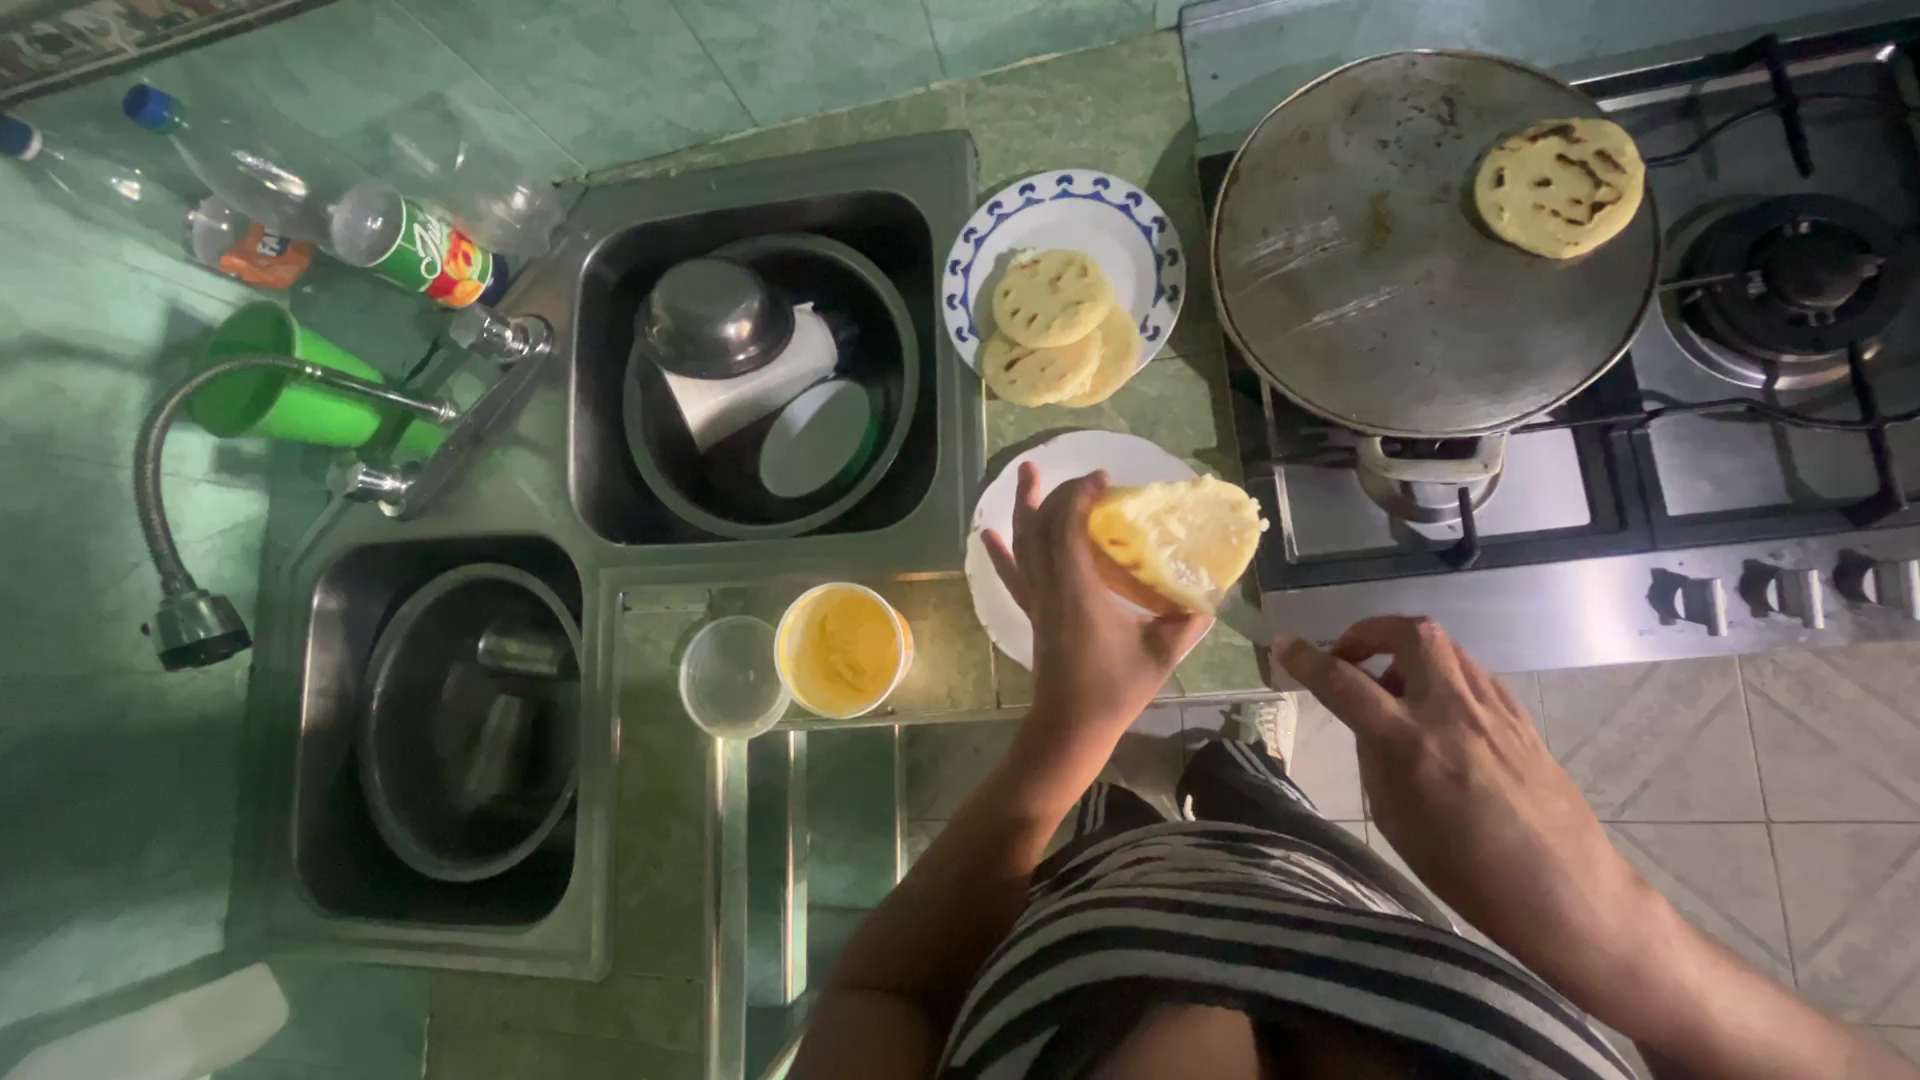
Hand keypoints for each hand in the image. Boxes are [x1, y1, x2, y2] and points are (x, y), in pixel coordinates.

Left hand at [984, 464, 1210, 737]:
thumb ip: (1186, 622)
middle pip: (1041, 527)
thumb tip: (1209, 599)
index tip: (1102, 480)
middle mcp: (1049, 587)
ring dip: (1023, 506)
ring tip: (1026, 473)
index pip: (1068, 528)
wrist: (1071, 727)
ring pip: (1021, 544)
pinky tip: (987, 535)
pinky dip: (1000, 553)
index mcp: (1078, 590)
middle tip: (1080, 473)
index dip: (1080, 496)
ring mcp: (1036, 599)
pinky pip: (1011, 576)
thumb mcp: (1160, 654)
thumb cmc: (1114, 691)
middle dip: (1057, 492)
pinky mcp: (1032, 613)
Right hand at [1275, 617, 1658, 999]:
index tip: (1283, 647)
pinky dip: (1441, 677)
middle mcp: (1451, 712)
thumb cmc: (1463, 870)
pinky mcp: (1521, 720)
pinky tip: (1436, 713)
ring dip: (1406, 654)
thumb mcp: (1393, 815)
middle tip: (1350, 658)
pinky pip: (1472, 675)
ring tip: (1393, 689)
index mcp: (1409, 742)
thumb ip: (1376, 756)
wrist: (1564, 894)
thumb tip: (1371, 724)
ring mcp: (1493, 711)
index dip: (1305, 659)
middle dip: (1369, 632)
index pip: (1343, 682)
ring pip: (1446, 648)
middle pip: (1410, 633)